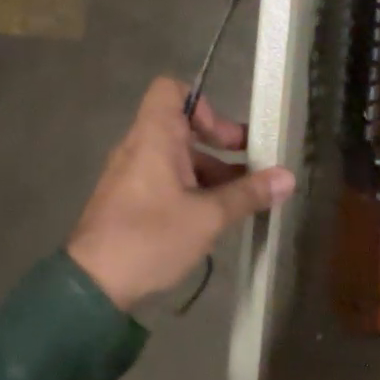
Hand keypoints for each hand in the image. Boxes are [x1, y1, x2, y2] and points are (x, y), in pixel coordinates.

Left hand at [66, 76, 295, 310]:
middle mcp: (139, 148)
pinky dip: (189, 188)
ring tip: (239, 198)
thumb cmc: (150, 237)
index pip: (171, 89)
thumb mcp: (208, 217)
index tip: (225, 136)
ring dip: (209, 170)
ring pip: (176, 156)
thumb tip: (288, 178)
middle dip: (219, 142)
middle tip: (250, 164)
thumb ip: (248, 194)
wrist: (90, 289)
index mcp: (155, 137)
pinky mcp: (126, 202)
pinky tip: (211, 218)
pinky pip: (163, 179)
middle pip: (182, 126)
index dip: (203, 104)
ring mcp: (130, 175)